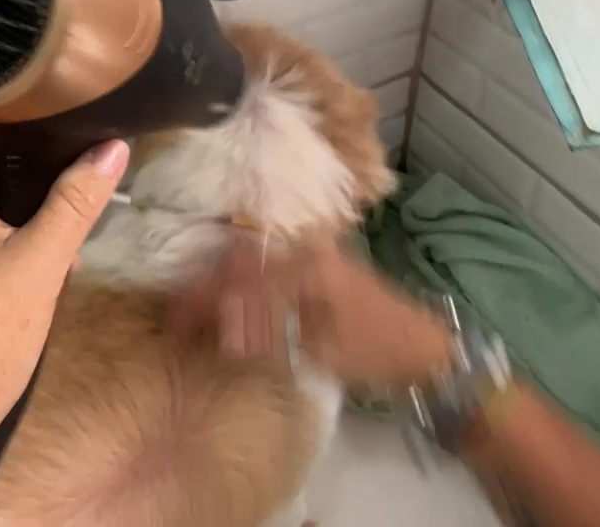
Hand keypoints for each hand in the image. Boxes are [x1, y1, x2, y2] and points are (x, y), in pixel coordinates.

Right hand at [173, 235, 454, 386]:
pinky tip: (231, 298)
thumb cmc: (375, 349)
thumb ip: (269, 333)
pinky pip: (271, 267)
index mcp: (307, 266)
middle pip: (244, 263)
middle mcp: (306, 248)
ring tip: (197, 305)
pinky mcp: (318, 262)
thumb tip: (221, 328)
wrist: (422, 345)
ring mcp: (313, 251)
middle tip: (180, 310)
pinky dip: (248, 284)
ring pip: (254, 263)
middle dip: (209, 285)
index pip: (242, 279)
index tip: (178, 317)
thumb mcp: (322, 350)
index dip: (207, 298)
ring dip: (225, 284)